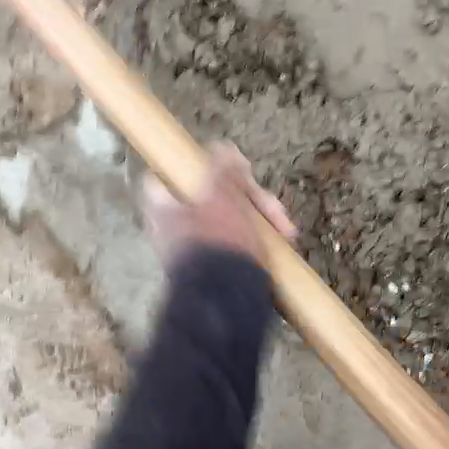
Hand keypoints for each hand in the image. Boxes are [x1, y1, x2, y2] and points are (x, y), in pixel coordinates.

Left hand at [143, 141, 296, 264]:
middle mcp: (171, 230)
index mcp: (163, 208)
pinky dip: (254, 243)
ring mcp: (192, 253)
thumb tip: (225, 147)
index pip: (165, 177)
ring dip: (258, 222)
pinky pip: (234, 247)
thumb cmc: (220, 243)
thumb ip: (223, 170)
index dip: (191, 169)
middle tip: (273, 210)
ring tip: (285, 232)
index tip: (221, 170)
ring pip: (227, 222)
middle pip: (209, 200)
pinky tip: (279, 246)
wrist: (226, 301)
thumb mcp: (224, 197)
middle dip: (248, 200)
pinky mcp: (214, 273)